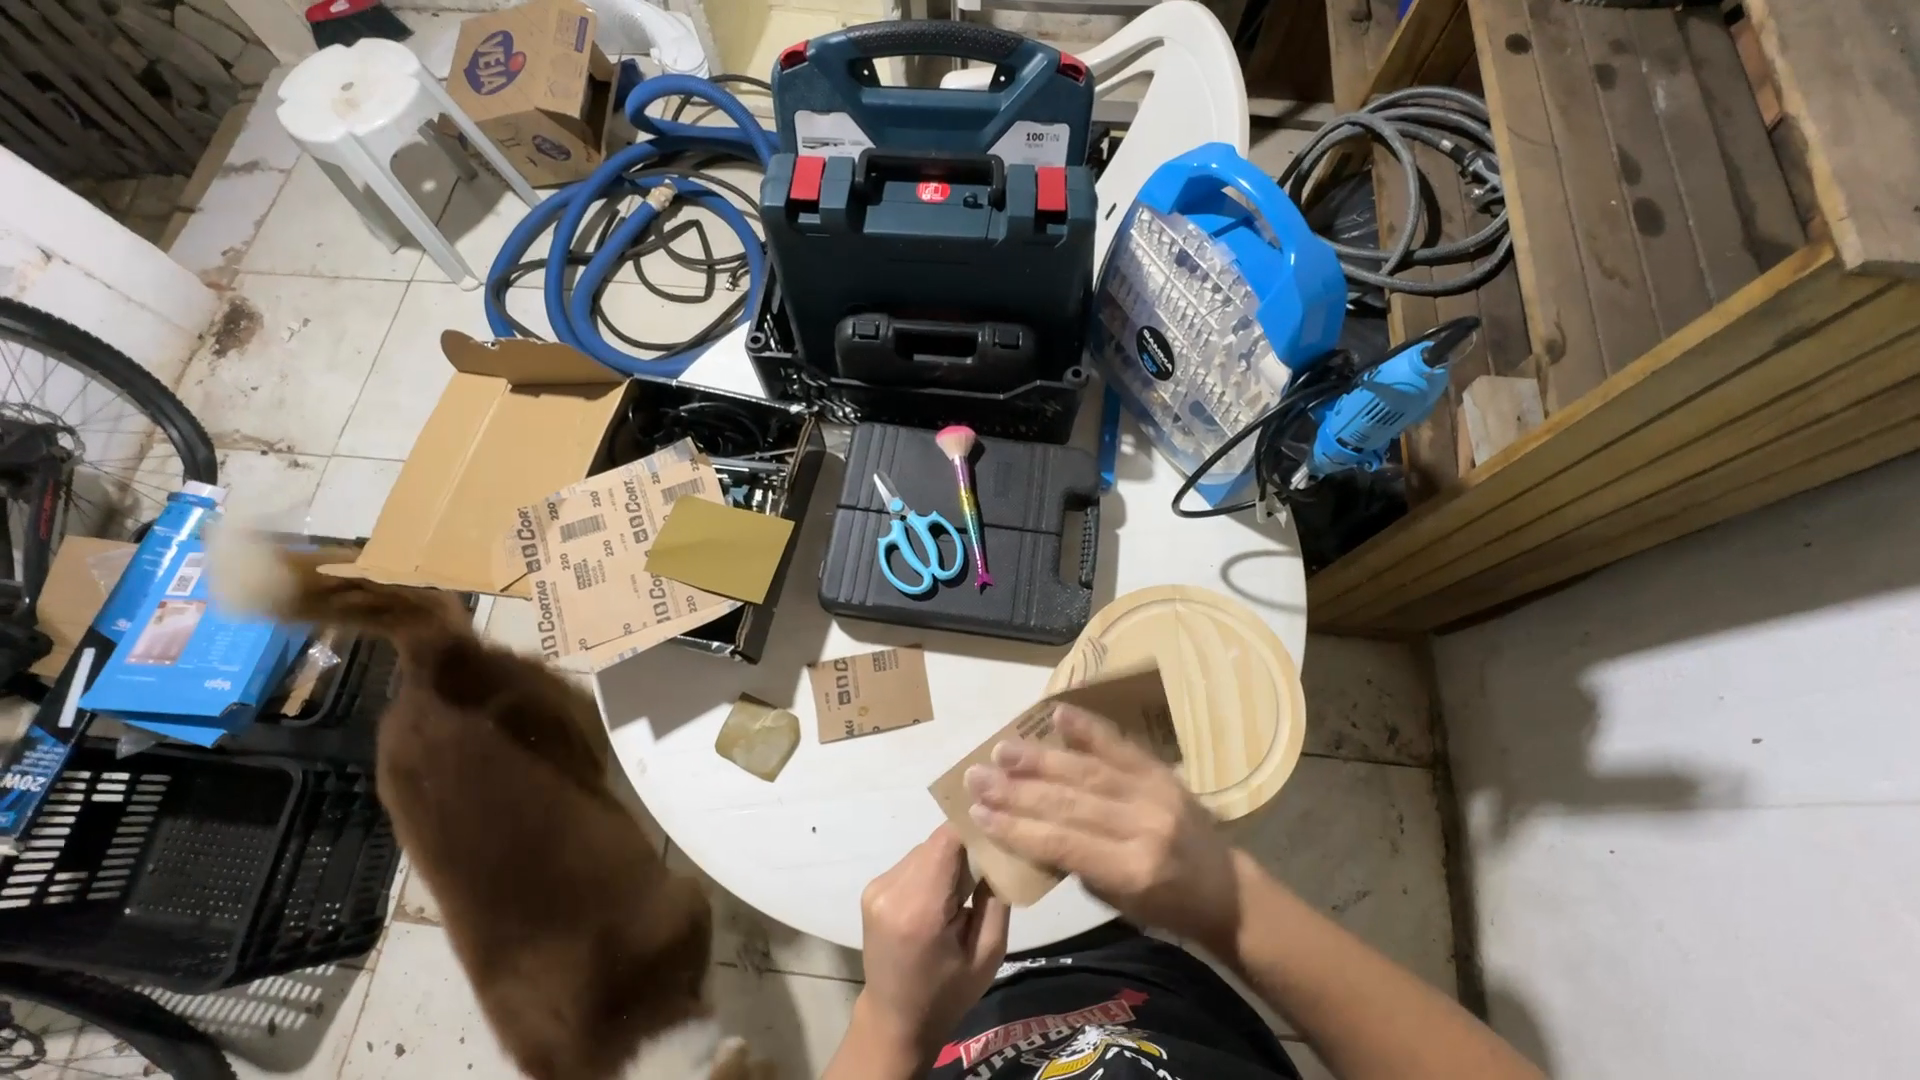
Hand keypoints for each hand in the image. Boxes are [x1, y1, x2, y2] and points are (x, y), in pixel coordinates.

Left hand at [855, 825, 1010, 1063]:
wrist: (895, 1020)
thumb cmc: (948, 993)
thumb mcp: (988, 953)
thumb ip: (996, 897)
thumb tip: (999, 851)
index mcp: (919, 908)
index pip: (948, 839)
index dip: (975, 833)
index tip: (998, 843)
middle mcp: (891, 889)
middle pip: (937, 843)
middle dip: (965, 851)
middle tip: (986, 876)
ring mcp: (876, 888)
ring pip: (925, 850)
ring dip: (948, 861)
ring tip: (963, 894)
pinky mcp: (872, 889)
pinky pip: (912, 863)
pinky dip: (932, 872)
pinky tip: (940, 900)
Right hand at [965, 705, 1244, 952]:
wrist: (1225, 890)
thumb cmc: (1162, 907)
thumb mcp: (1114, 901)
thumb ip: (1073, 862)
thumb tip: (1026, 825)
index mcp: (1131, 871)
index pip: (1061, 843)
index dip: (1015, 827)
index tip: (977, 812)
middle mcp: (1143, 828)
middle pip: (1068, 802)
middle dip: (1016, 790)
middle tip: (977, 776)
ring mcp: (1156, 795)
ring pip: (1087, 771)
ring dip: (1040, 759)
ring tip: (1002, 750)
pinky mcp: (1163, 773)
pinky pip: (1121, 746)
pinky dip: (1088, 729)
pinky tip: (1059, 715)